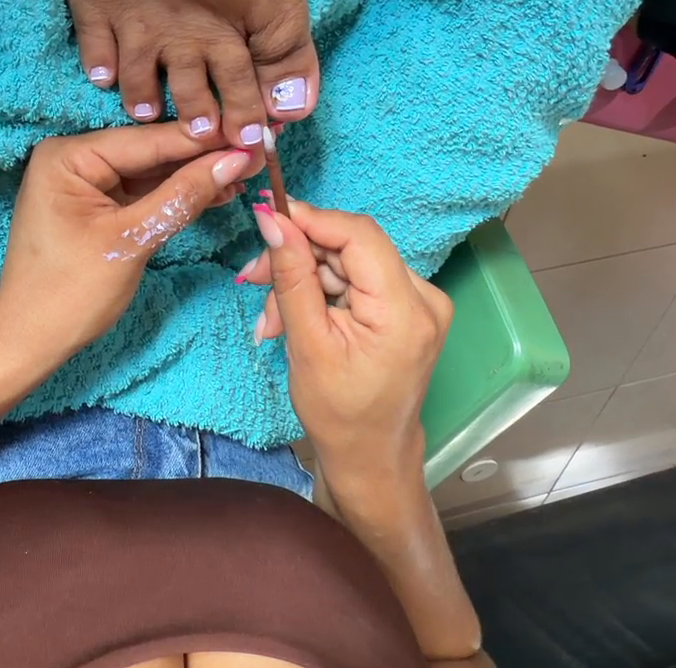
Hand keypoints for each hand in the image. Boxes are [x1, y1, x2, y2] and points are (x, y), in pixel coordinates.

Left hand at [0, 124, 261, 360]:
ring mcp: (85, 180)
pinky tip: (219, 190)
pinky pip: (143, 191)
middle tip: (259, 150)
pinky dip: (177, 194)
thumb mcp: (132, 241)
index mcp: (69, 155)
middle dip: (203, 156)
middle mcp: (74, 157)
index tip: (254, 134)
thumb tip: (235, 161)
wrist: (30, 341)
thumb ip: (183, 196)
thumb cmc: (70, 292)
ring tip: (250, 170)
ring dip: (196, 175)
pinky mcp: (97, 203)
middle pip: (151, 151)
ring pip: (152, 171)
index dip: (204, 140)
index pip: (148, 140)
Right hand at [238, 201, 451, 489]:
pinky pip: (354, 279)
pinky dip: (320, 292)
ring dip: (302, 281)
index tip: (266, 218)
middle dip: (297, 259)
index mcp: (405, 310)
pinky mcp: (406, 306)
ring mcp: (419, 301)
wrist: (370, 456)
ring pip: (345, 262)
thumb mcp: (306, 343)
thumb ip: (291, 276)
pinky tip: (295, 317)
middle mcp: (423, 297)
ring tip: (272, 319)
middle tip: (252, 279)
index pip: (359, 235)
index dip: (311, 219)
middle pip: (349, 247)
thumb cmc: (338, 412)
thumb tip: (272, 221)